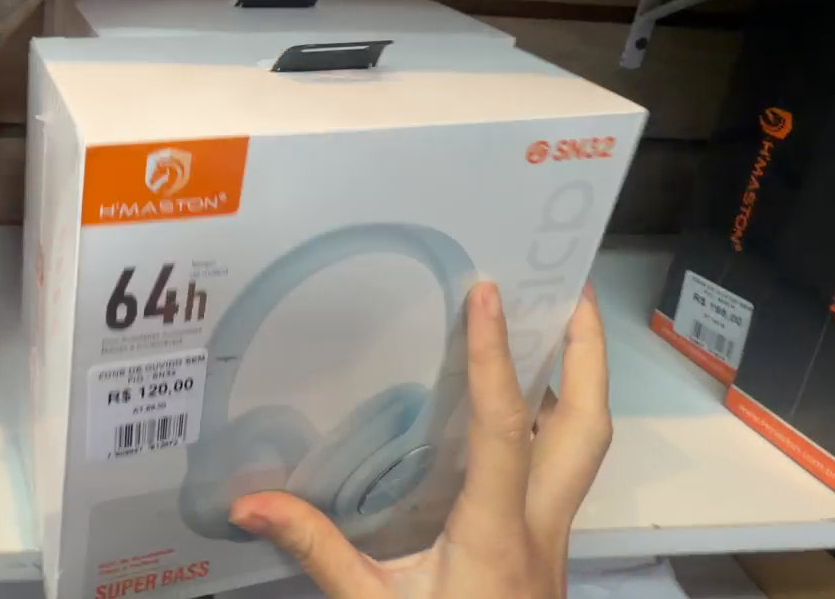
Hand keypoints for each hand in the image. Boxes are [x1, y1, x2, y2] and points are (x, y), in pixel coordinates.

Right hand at [230, 283, 610, 598]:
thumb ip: (315, 549)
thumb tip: (246, 501)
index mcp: (494, 534)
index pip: (501, 430)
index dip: (495, 359)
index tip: (488, 294)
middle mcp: (539, 525)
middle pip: (587, 430)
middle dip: (589, 355)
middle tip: (574, 285)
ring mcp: (552, 535)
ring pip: (586, 444)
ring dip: (582, 378)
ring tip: (560, 318)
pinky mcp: (545, 542)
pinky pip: (565, 463)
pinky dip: (557, 413)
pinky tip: (522, 395)